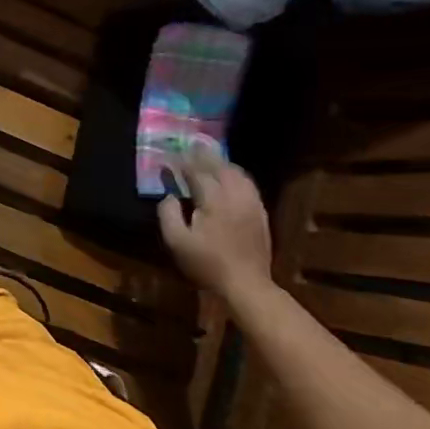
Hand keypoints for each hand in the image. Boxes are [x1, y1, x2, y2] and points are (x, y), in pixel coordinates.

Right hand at [157, 145, 272, 296]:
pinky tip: (230, 177)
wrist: (246, 283)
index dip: (182, 163)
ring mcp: (251, 203)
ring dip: (222, 162)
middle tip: (191, 144)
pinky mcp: (260, 213)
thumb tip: (169, 195)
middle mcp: (235, 196)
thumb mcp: (176, 241)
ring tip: (210, 156)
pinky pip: (248, 185)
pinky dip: (236, 175)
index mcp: (213, 201)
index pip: (196, 173)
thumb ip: (169, 214)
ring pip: (238, 174)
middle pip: (220, 167)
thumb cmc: (206, 263)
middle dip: (204, 155)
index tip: (169, 155)